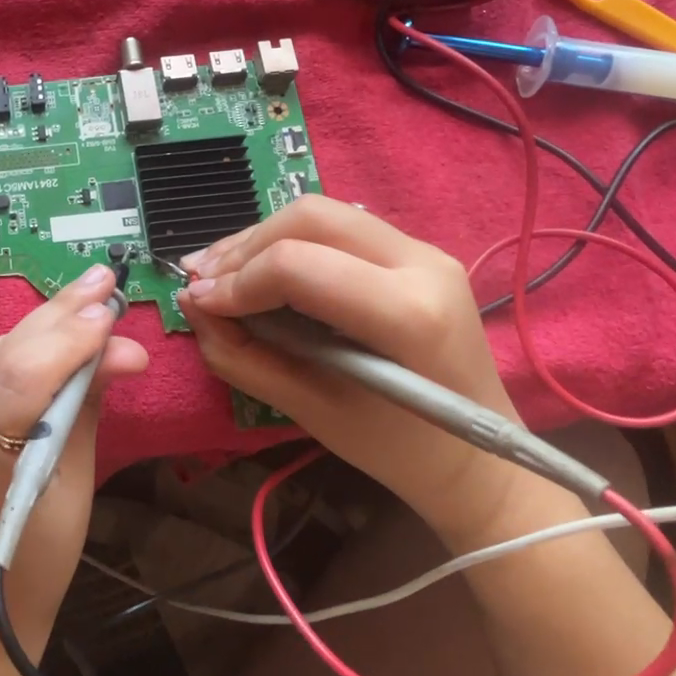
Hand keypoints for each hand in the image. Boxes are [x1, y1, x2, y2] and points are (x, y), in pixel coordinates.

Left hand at [0, 264, 148, 650]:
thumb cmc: (40, 555)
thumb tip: (122, 344)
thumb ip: (86, 403)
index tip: (106, 307)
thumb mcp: (75, 485)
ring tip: (67, 319)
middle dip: (52, 322)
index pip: (20, 385)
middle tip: (97, 286)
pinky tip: (19, 353)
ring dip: (22, 338)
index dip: (65, 339)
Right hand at [177, 195, 522, 542]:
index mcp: (408, 313)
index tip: (197, 304)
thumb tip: (192, 306)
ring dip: (261, 238)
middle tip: (200, 280)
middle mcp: (422, 262)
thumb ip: (242, 356)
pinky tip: (258, 269)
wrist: (482, 462)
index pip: (298, 265)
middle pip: (310, 217)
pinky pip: (339, 228)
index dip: (236, 282)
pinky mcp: (415, 252)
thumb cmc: (399, 451)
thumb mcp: (310, 410)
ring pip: (322, 212)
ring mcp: (424, 250)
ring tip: (218, 272)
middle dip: (243, 246)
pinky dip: (289, 242)